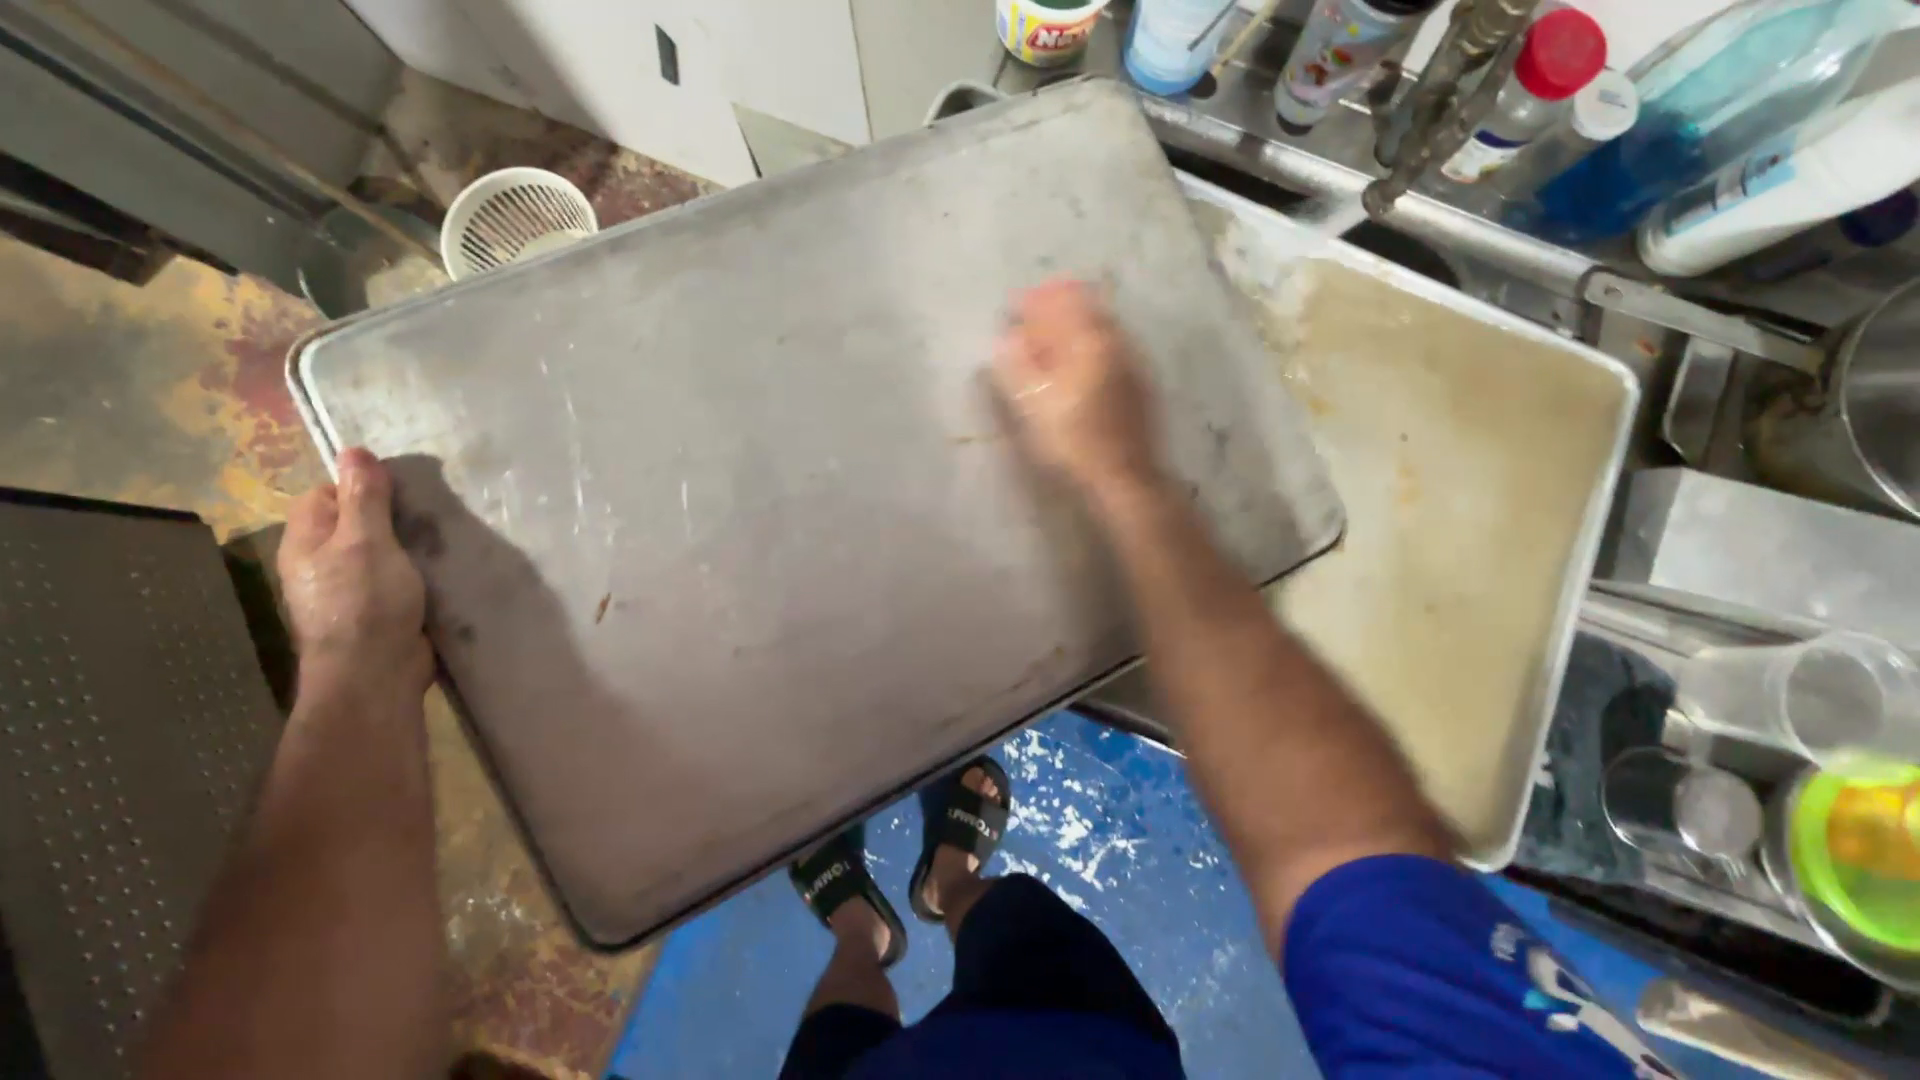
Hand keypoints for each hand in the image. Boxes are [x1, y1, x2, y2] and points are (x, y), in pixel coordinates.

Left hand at [278, 448, 431, 696]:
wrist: (375, 672)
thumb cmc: (365, 602)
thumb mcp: (366, 541)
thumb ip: (363, 498)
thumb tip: (352, 450)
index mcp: (307, 542)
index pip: (327, 494)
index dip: (361, 486)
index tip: (402, 490)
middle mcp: (322, 563)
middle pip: (356, 523)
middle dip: (392, 515)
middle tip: (430, 512)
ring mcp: (350, 590)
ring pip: (381, 552)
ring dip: (410, 545)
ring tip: (443, 537)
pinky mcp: (379, 611)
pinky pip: (399, 579)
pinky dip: (419, 572)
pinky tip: (442, 570)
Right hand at [990, 280, 1165, 506]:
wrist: (1125, 479)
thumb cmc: (1074, 442)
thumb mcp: (1034, 405)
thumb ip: (1017, 366)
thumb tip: (1007, 339)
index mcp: (1092, 341)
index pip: (1064, 300)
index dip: (1037, 299)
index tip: (1016, 304)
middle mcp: (1118, 343)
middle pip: (1088, 310)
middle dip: (1057, 308)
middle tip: (1032, 319)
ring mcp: (1134, 364)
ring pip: (1102, 330)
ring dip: (1075, 328)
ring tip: (1050, 343)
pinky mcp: (1141, 386)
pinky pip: (1111, 351)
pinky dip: (1090, 348)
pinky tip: (1077, 368)